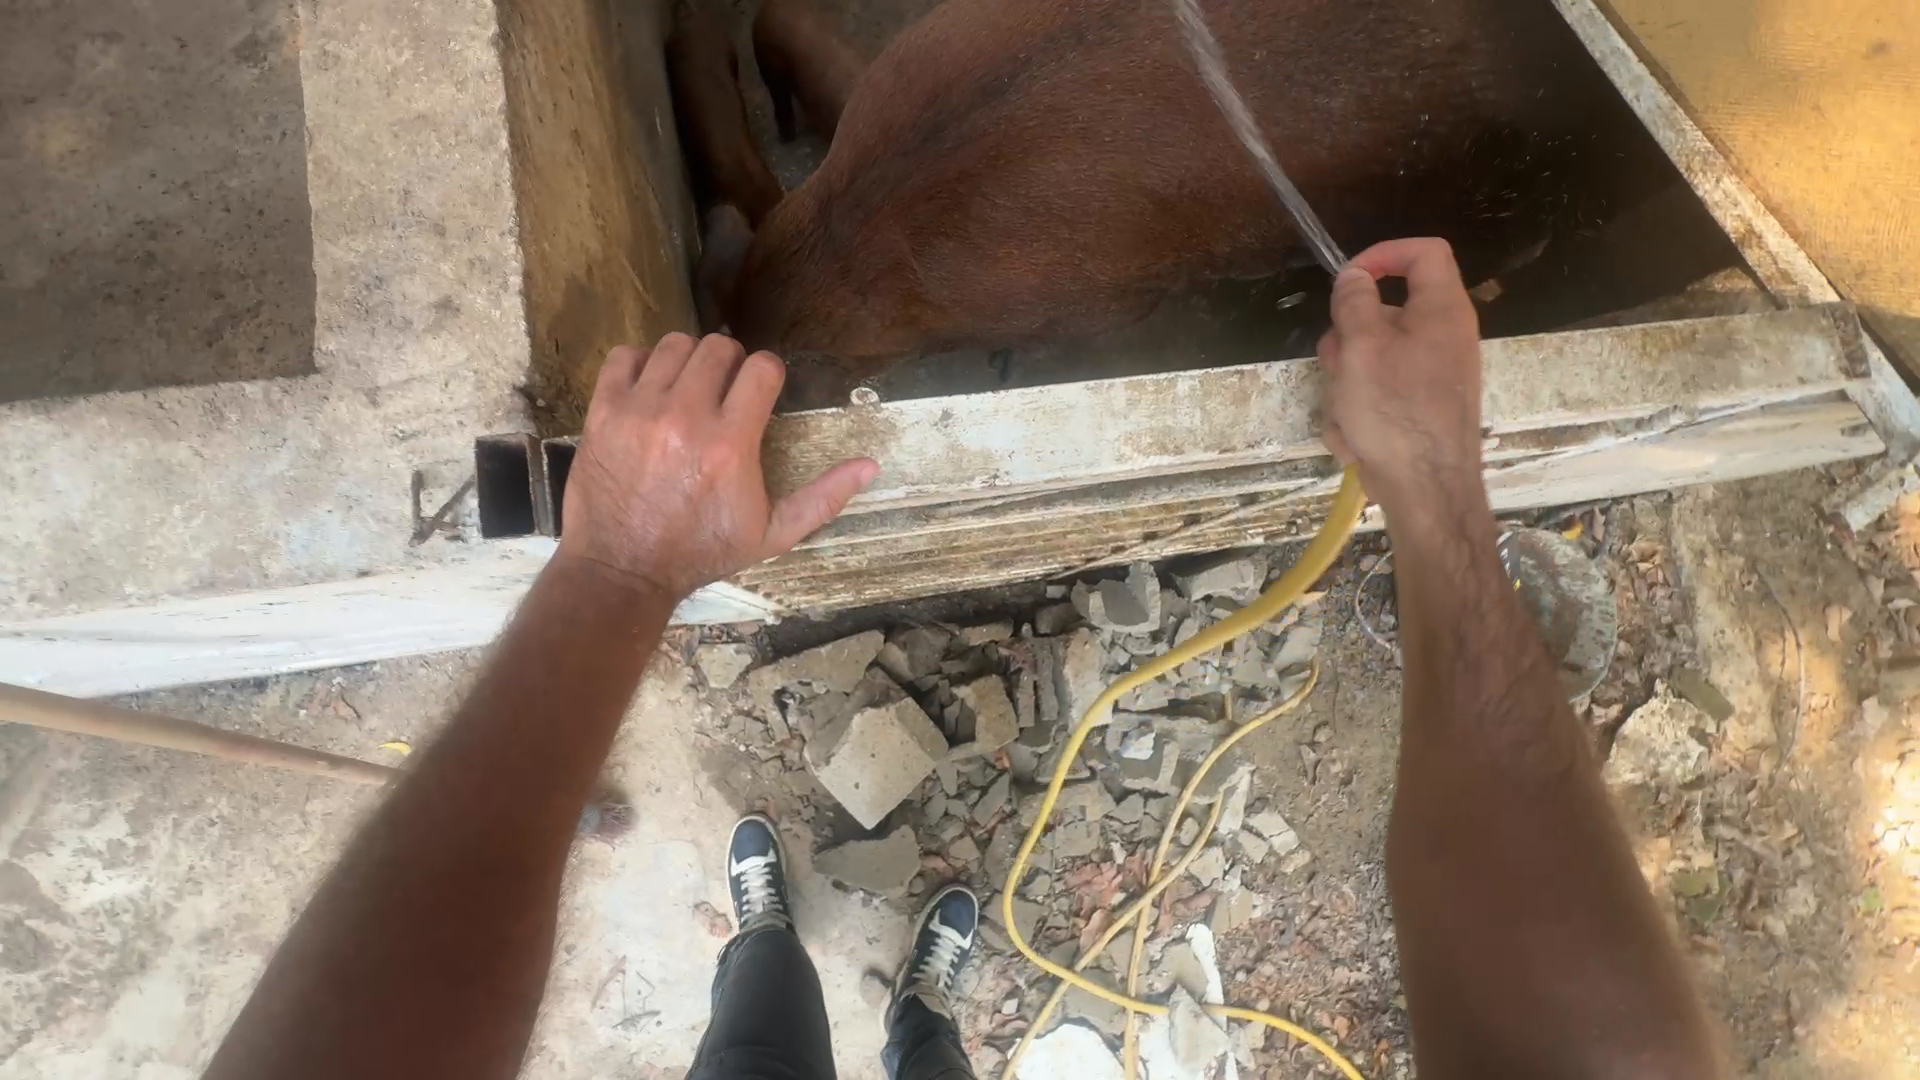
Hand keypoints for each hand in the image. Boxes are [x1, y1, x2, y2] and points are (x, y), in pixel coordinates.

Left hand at [557, 332, 879, 598]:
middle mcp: (686, 417)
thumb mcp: (774, 534)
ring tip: (691, 389)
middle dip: (732, 363)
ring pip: (674, 345)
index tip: (762, 392)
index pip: (762, 367)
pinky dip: (643, 363)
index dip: (769, 374)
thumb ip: (823, 497)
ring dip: (691, 361)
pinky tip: (653, 388)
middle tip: (727, 391)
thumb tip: (871, 465)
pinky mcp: (603, 411)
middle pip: (719, 347)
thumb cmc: (705, 551)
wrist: (624, 569)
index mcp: (731, 444)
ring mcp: (639, 410)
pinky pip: (626, 355)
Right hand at [1318, 238, 1485, 513]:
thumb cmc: (1394, 410)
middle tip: (1336, 364)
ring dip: (1345, 386)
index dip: (1383, 254)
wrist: (1424, 485)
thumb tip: (1353, 277)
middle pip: (1382, 314)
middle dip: (1346, 341)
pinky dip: (1356, 413)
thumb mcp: (1361, 348)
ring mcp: (1428, 375)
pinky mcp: (1414, 407)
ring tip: (1346, 413)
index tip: (1346, 279)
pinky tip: (1355, 437)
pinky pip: (1374, 395)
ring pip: (1369, 360)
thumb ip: (1354, 304)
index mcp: (1439, 311)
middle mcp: (1440, 337)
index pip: (1423, 254)